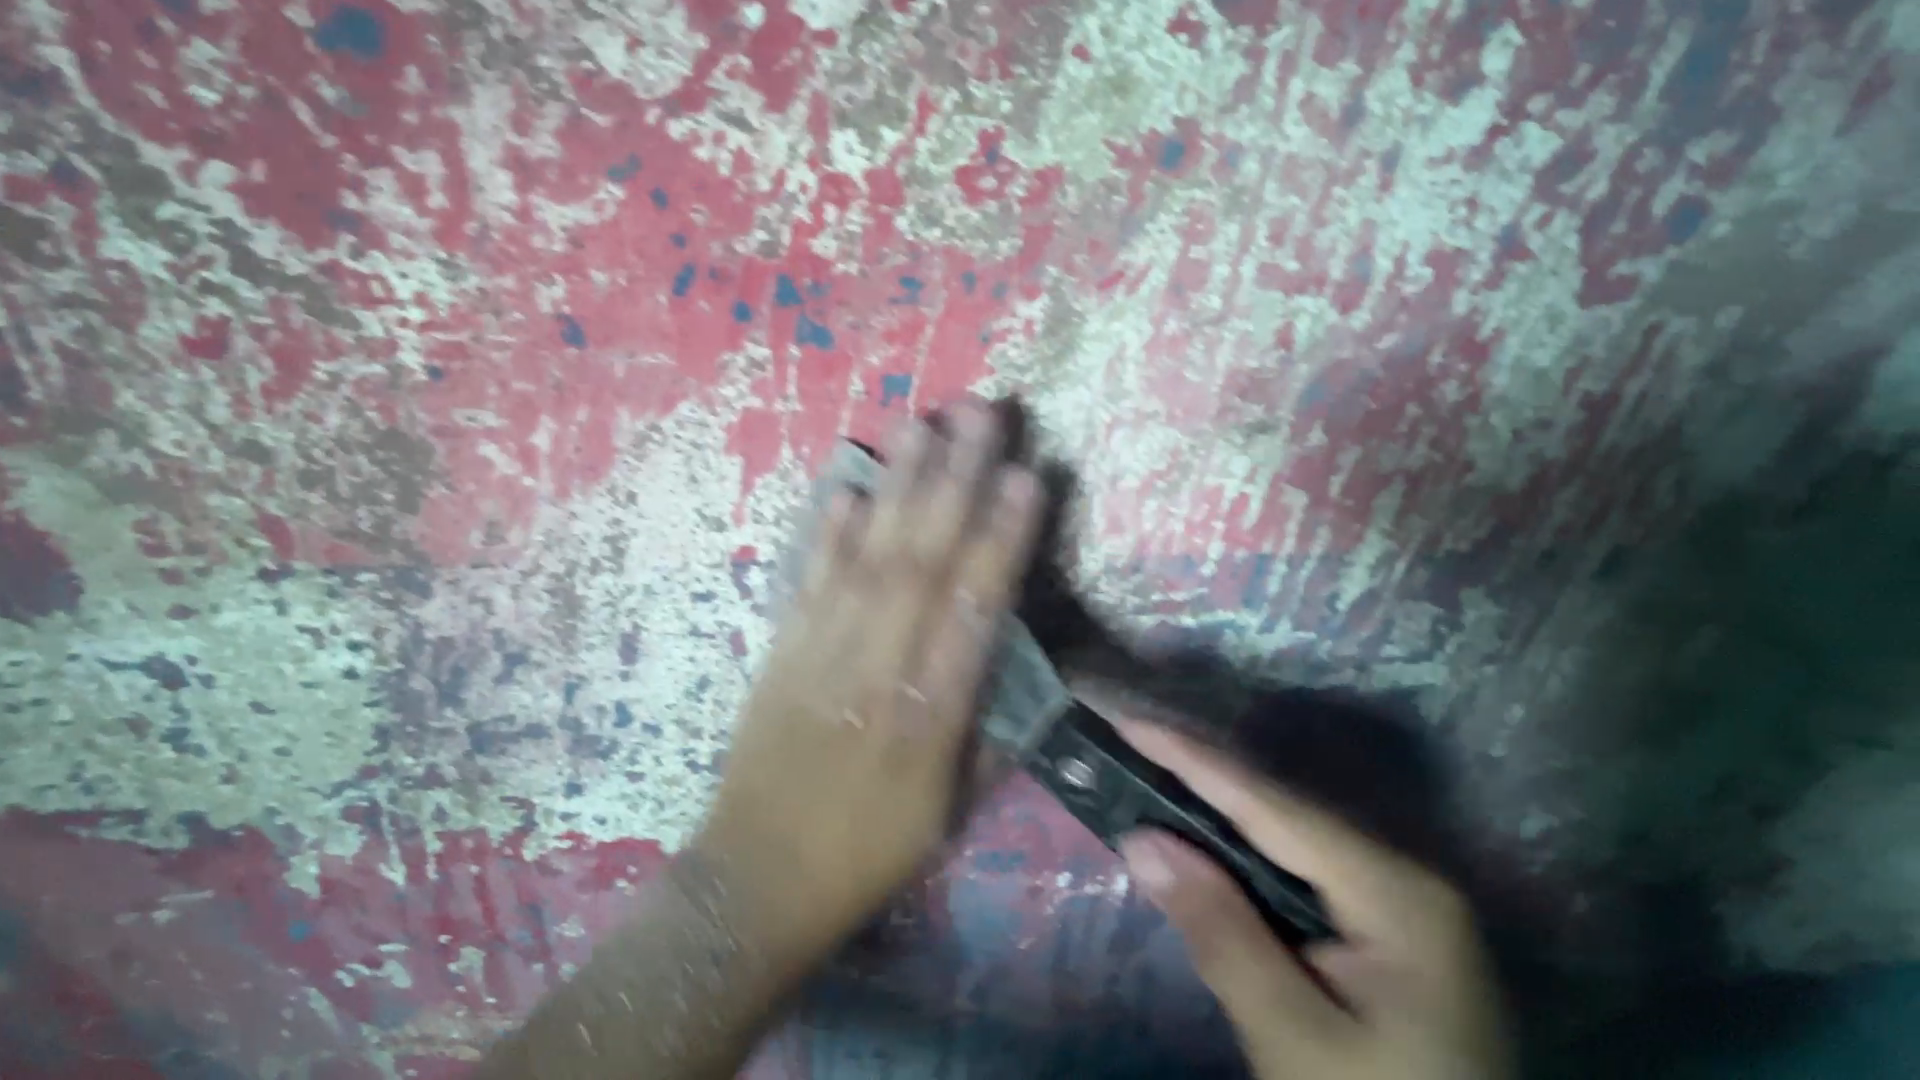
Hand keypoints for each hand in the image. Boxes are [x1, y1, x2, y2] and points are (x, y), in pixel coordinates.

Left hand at [693, 403, 1041, 957]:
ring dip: (896, 488)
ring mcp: (819, 657)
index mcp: (927, 721)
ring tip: (923, 424)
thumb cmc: (866, 855)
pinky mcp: (778, 653)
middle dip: (955, 483)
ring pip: (865, 559)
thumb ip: (985, 738)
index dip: (1001, 541)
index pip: (972, 614)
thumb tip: (1015, 668)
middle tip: (982, 413)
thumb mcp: (948, 816)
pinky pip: (805, 583)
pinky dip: (826, 533)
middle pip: (920, 565)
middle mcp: (875, 674)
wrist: (755, 881)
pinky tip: (846, 486)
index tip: (1027, 476)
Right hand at [1108, 716, 1514, 1079]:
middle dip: (1203, 774)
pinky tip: (1205, 839)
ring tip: (1152, 773)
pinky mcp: (1388, 930)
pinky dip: (1245, 851)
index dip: (1194, 760)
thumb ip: (1220, 931)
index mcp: (1396, 890)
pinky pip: (1304, 869)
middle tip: (1130, 743)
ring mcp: (1401, 902)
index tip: (1130, 722)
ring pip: (1293, 836)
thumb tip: (1143, 840)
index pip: (1273, 805)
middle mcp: (1404, 876)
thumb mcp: (1293, 1036)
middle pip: (1285, 810)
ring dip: (1219, 808)